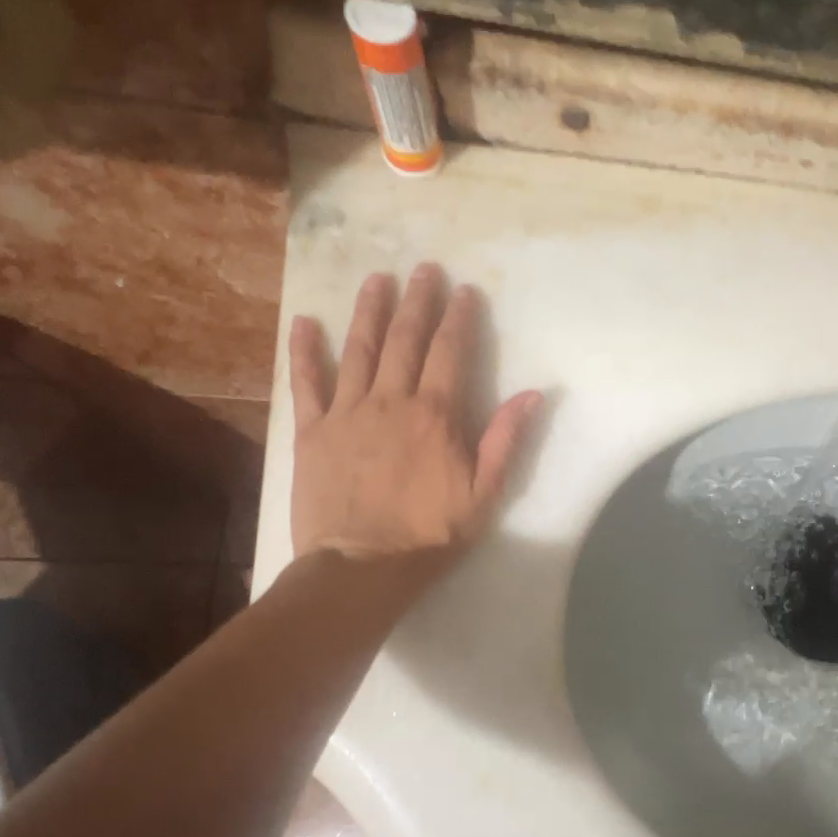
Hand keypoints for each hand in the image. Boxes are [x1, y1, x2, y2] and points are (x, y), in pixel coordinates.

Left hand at [288, 265, 539, 571]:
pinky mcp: (312, 432)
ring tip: (377, 279)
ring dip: (370, 311)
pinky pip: (306, 383)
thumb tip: (532, 394)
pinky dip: (305, 351)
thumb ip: (505, 440)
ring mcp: (346, 413)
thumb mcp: (484, 494)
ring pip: (359, 350)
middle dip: (417, 301)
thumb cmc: (429, 535)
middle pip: (405, 339)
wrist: (361, 567)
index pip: (449, 353)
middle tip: (425, 269)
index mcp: (434, 415)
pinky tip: (306, 322)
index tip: (465, 291)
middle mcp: (390, 401)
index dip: (459, 318)